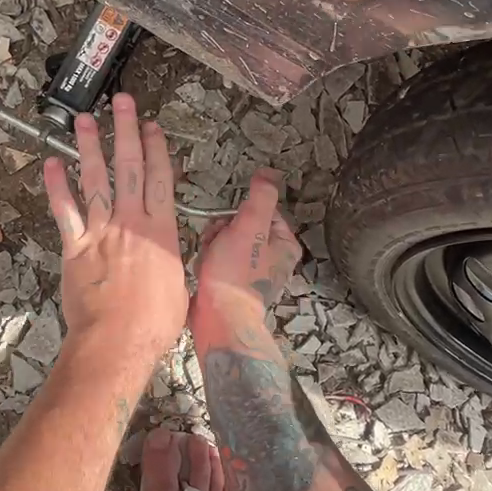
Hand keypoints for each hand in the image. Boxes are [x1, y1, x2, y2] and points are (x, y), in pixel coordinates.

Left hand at [43, 93, 187, 362]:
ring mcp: (100, 232)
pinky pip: (64, 211)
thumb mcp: (179, 286)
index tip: (152, 125)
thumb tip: (169, 253)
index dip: (156, 148)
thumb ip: (172, 260)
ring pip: (95, 181)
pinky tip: (51, 163)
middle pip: (128, 168)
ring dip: (90, 147)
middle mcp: (131, 223)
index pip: (159, 179)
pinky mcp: (75, 247)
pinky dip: (56, 187)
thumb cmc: (154, 322)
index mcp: (161, 231)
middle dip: (125, 131)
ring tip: (84, 119)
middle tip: (122, 101)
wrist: (117, 341)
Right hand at [189, 169, 301, 327]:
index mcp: (285, 245)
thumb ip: (261, 197)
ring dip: (212, 247)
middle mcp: (274, 260)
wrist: (218, 317)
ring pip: (226, 242)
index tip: (230, 226)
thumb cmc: (235, 275)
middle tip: (219, 246)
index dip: (238, 215)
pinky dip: (208, 263)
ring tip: (210, 262)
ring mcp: (254, 274)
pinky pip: (218, 261)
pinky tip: (206, 272)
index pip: (260, 211)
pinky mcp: (235, 285)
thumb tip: (268, 173)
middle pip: (240, 226)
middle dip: (221, 233)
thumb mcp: (250, 227)